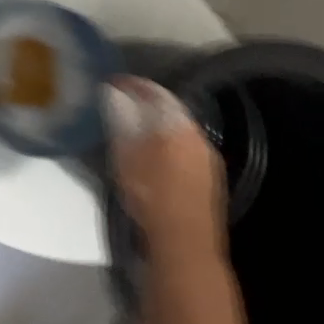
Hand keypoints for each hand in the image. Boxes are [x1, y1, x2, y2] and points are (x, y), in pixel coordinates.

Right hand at [107, 76, 225, 255]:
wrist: (184, 242)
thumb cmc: (150, 193)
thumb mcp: (125, 153)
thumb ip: (120, 118)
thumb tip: (113, 91)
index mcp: (176, 124)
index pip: (155, 91)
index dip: (133, 84)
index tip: (113, 82)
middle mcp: (197, 135)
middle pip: (170, 108)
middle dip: (147, 102)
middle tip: (122, 102)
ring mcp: (207, 157)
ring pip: (179, 128)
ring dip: (159, 122)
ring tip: (135, 126)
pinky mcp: (210, 176)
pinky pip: (186, 145)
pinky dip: (169, 140)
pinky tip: (155, 151)